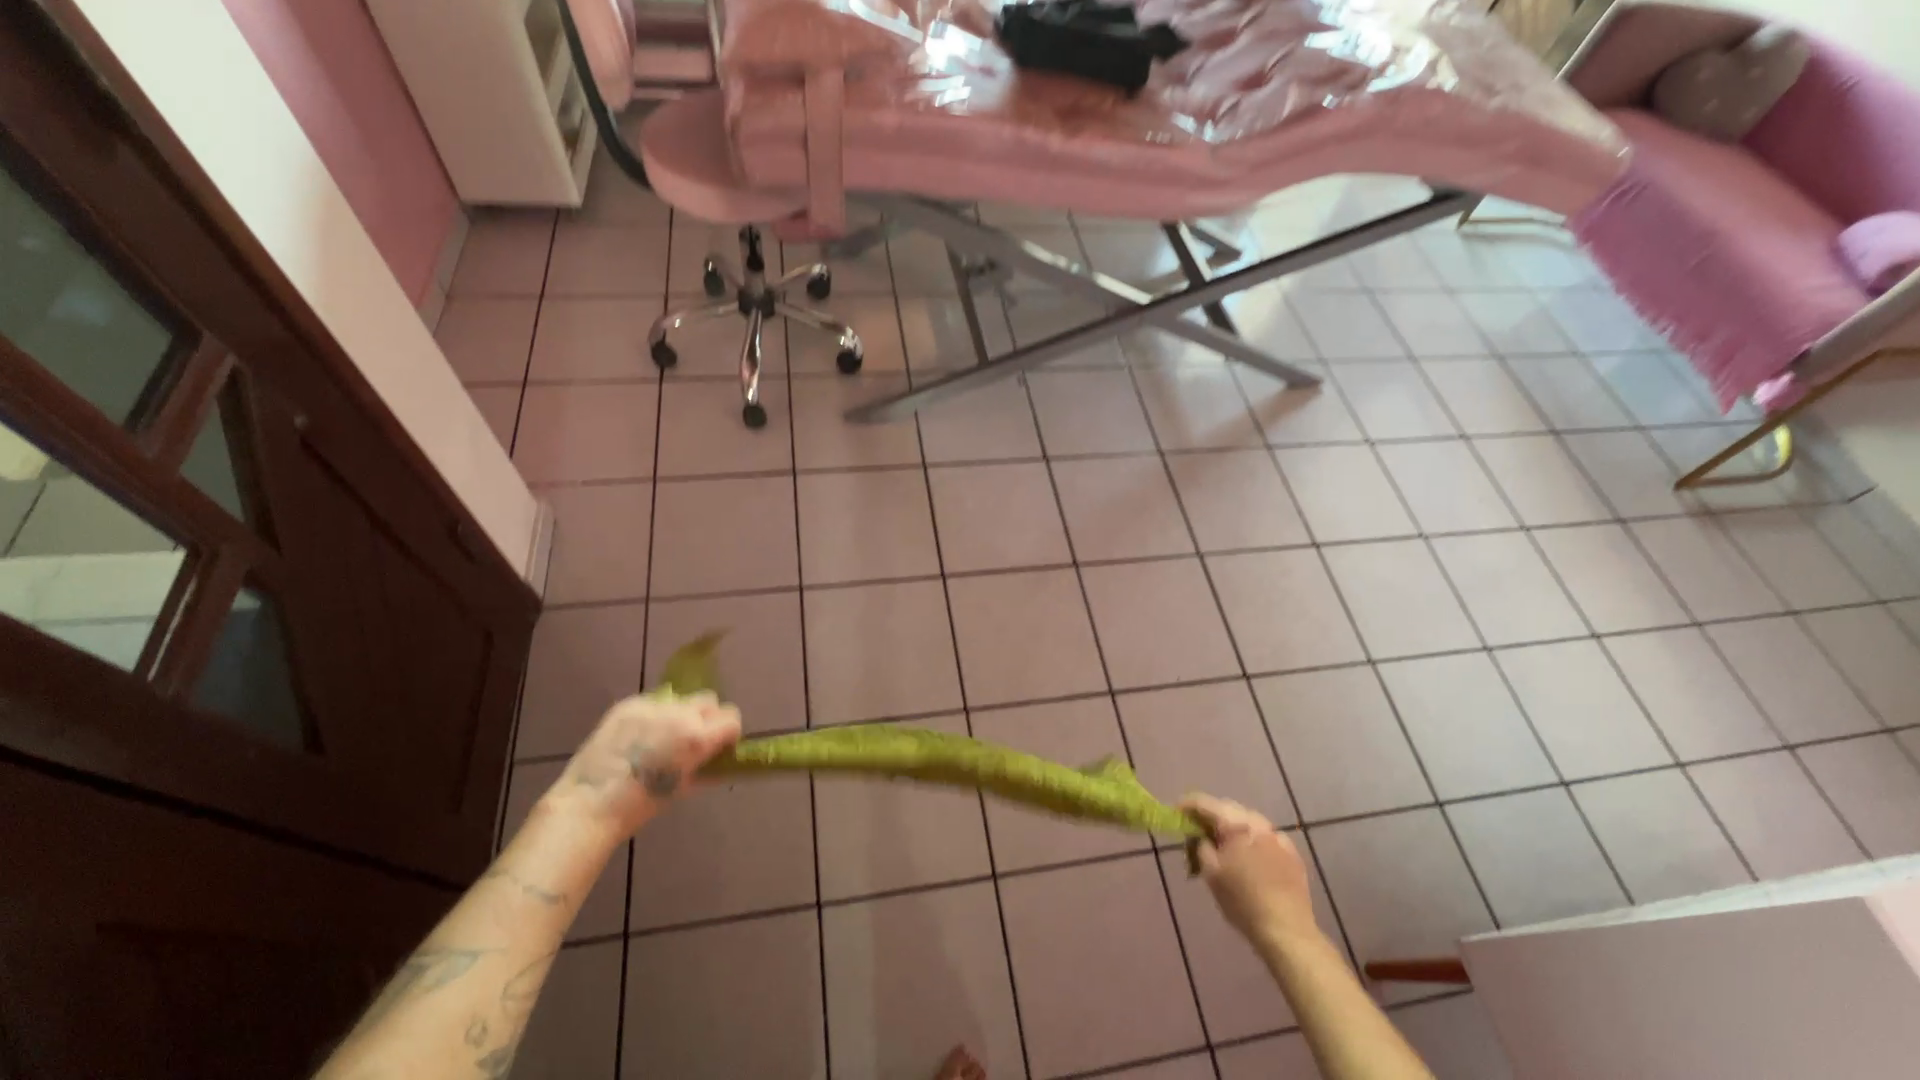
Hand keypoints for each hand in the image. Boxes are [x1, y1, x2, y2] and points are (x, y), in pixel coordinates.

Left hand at [547, 691, 741, 838]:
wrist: (590, 802)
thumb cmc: (641, 805)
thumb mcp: (682, 788)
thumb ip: (706, 768)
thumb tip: (720, 761)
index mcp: (697, 737)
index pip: (731, 718)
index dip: (727, 732)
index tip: (718, 746)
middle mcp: (679, 714)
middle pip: (708, 701)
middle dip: (707, 719)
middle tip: (691, 741)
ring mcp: (651, 707)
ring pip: (680, 700)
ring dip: (679, 715)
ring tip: (661, 739)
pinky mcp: (627, 705)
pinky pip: (652, 704)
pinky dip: (653, 717)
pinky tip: (638, 738)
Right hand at [1183, 795, 1318, 946]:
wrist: (1286, 930)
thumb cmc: (1242, 902)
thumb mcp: (1210, 873)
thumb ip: (1201, 846)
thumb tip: (1201, 837)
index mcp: (1237, 825)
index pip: (1205, 803)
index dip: (1187, 805)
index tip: (1176, 813)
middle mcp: (1260, 824)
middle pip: (1228, 810)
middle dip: (1210, 817)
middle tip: (1197, 832)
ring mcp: (1279, 837)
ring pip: (1248, 823)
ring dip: (1232, 829)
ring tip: (1222, 847)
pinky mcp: (1292, 854)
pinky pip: (1265, 838)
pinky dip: (1250, 842)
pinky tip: (1248, 860)